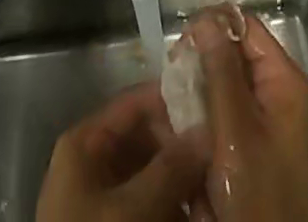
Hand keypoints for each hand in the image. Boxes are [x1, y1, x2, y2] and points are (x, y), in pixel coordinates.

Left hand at [37, 83, 209, 221]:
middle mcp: (94, 157)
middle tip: (220, 153)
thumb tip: (209, 128)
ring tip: (215, 183)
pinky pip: (153, 195)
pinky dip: (176, 199)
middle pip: (150, 132)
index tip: (215, 105)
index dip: (176, 98)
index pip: (138, 100)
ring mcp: (105, 189)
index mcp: (86, 142)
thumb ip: (173, 166)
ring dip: (186, 174)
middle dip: (185, 144)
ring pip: (156, 165)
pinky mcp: (117, 217)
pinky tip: (201, 207)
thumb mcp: (133, 209)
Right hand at [190, 10, 307, 221]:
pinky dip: (198, 110)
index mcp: (284, 81)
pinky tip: (176, 117)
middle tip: (171, 69)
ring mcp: (261, 121)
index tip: (180, 37)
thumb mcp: (236, 128)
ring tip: (170, 94)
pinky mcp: (244, 145)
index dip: (216, 25)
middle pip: (235, 55)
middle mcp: (276, 93)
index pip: (249, 30)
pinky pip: (219, 113)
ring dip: (196, 85)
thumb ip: (221, 71)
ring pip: (223, 84)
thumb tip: (207, 17)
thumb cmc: (255, 190)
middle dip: (202, 57)